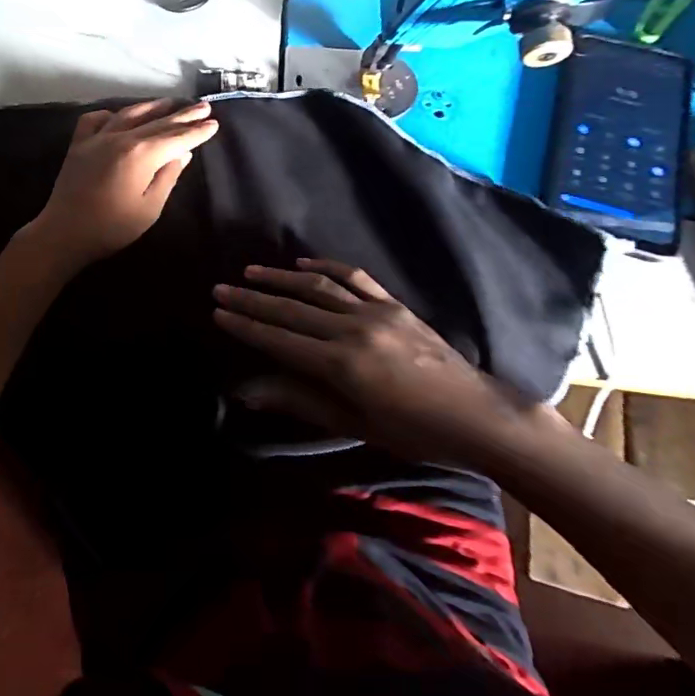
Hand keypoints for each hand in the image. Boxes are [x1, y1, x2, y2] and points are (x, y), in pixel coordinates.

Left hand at [26, 98, 218, 268]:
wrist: (63, 234)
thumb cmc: (111, 228)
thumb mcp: (149, 208)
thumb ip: (168, 177)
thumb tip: (182, 154)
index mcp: (141, 154)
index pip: (176, 138)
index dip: (197, 132)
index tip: (214, 124)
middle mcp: (121, 137)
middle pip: (158, 122)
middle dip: (183, 115)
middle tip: (203, 106)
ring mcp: (97, 138)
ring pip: (129, 114)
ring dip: (152, 107)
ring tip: (170, 102)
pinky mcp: (78, 144)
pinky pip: (95, 119)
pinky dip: (110, 114)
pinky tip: (119, 115)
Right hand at [212, 258, 553, 465]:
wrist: (476, 415)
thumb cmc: (413, 432)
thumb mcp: (354, 424)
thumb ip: (300, 401)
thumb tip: (248, 390)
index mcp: (341, 365)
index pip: (280, 339)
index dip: (247, 325)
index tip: (218, 311)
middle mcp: (353, 330)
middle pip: (292, 308)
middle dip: (253, 298)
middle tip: (221, 287)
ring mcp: (375, 312)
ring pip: (318, 286)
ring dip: (282, 277)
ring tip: (251, 271)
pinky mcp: (394, 304)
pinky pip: (355, 278)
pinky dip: (327, 267)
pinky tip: (305, 263)